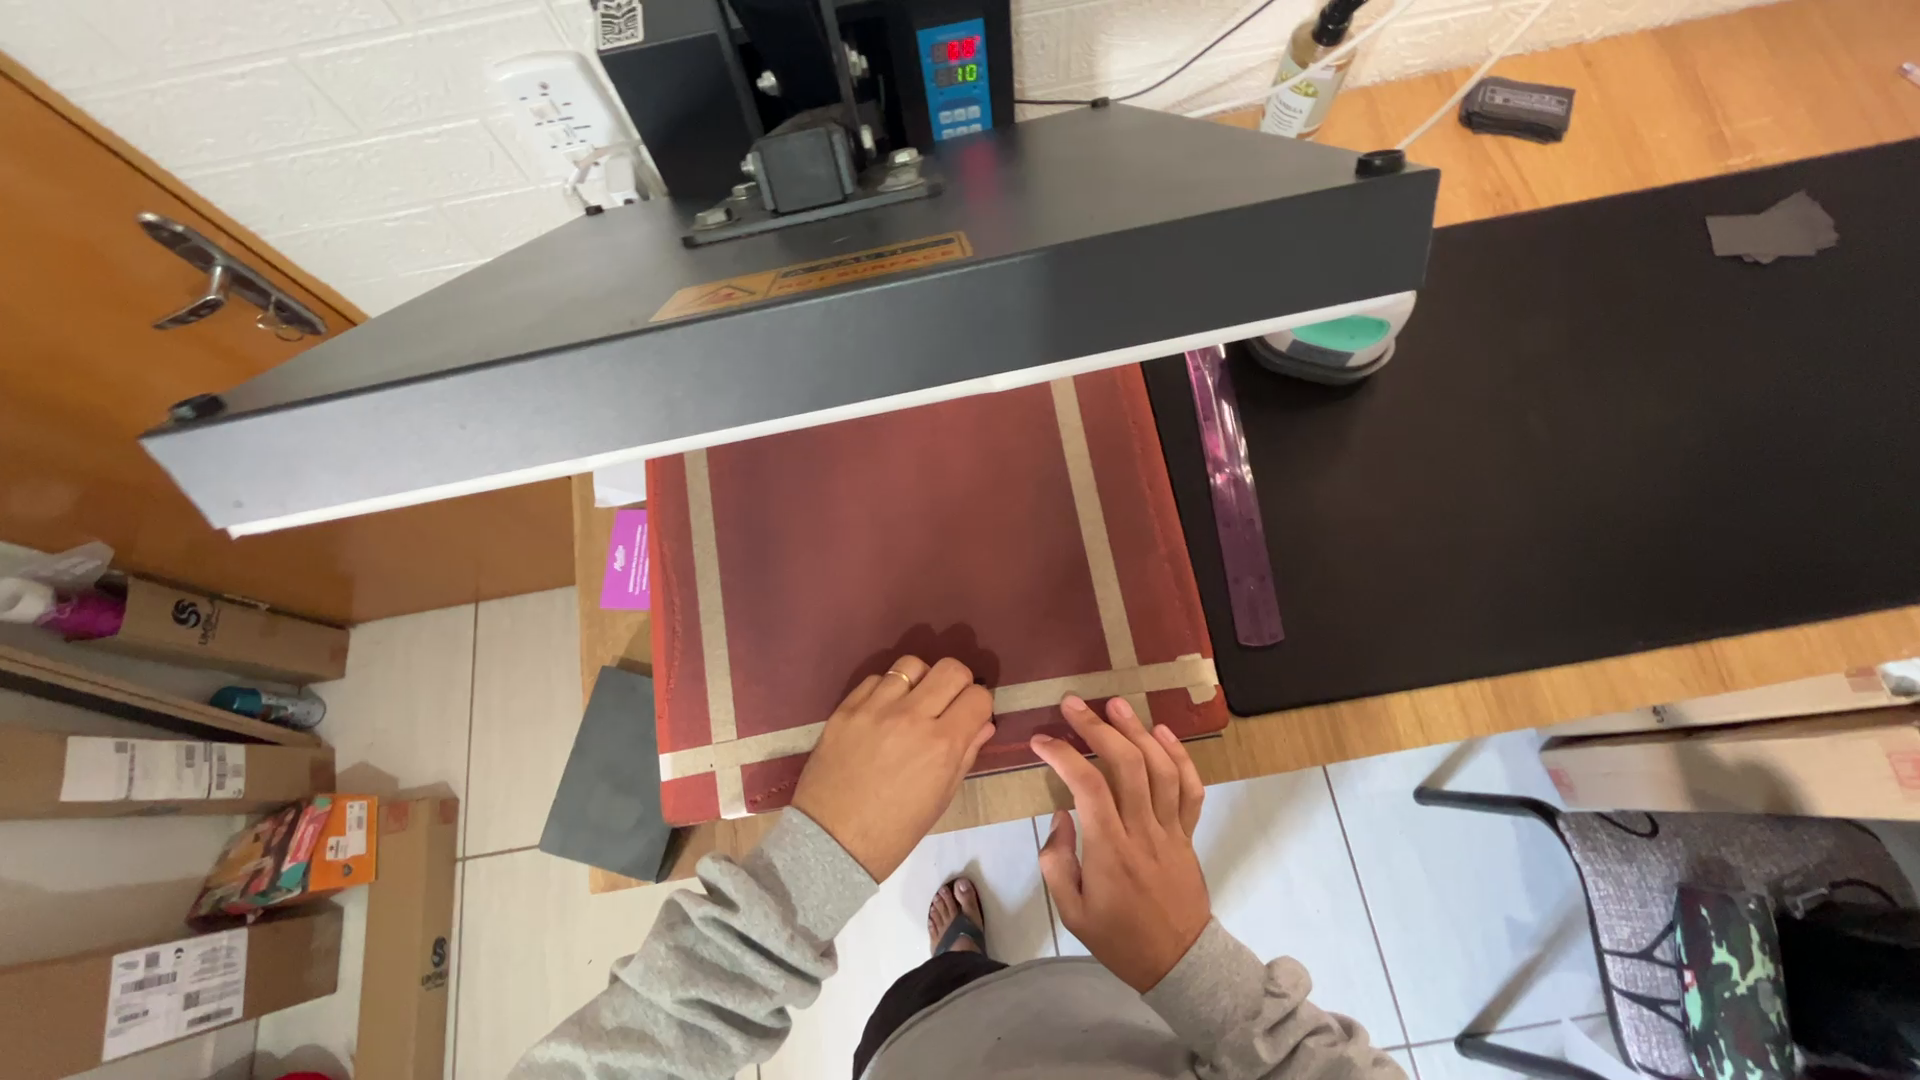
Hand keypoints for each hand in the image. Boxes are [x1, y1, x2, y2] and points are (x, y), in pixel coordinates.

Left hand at [792, 655, 995, 880]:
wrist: (832, 842)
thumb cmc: (895, 831)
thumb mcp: (941, 798)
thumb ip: (966, 754)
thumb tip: (982, 723)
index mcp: (942, 745)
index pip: (978, 697)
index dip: (980, 705)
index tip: (971, 716)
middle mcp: (911, 717)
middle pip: (950, 669)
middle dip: (958, 683)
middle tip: (948, 703)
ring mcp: (874, 709)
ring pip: (912, 665)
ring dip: (921, 680)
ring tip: (913, 702)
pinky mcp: (845, 709)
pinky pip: (875, 679)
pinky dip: (886, 690)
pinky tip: (884, 712)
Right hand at [1030, 695, 1210, 992]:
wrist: (1178, 963)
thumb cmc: (1118, 938)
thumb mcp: (1071, 910)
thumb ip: (1056, 860)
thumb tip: (1061, 815)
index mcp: (1110, 850)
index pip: (1087, 787)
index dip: (1062, 755)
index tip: (1040, 740)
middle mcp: (1143, 831)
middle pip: (1125, 765)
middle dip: (1097, 727)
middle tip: (1073, 703)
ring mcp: (1171, 829)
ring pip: (1159, 768)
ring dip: (1136, 730)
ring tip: (1114, 704)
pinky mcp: (1188, 833)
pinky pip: (1190, 789)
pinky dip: (1179, 756)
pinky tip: (1161, 732)